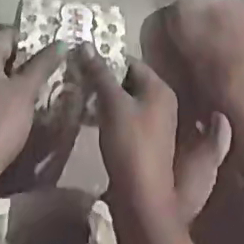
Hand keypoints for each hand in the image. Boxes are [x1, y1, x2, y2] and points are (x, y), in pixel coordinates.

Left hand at [0, 29, 63, 185]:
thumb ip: (43, 64)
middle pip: (0, 53)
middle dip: (24, 62)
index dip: (34, 43)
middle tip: (49, 73)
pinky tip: (17, 107)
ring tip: (37, 90)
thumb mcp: (25, 91)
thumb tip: (61, 43)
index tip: (52, 55)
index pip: (11, 35)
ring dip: (12, 80)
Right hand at [84, 53, 181, 204]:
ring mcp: (157, 124)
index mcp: (160, 88)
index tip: (84, 63)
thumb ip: (99, 73)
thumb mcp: (112, 104)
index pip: (131, 62)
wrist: (142, 199)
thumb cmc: (130, 144)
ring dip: (106, 99)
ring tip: (82, 100)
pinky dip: (111, 116)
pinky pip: (127, 119)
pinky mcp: (148, 143)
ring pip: (128, 101)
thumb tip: (85, 43)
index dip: (107, 61)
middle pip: (130, 81)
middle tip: (80, 81)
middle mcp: (164, 101)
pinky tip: (92, 122)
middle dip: (105, 80)